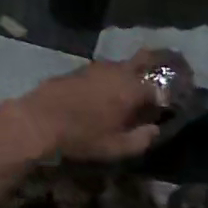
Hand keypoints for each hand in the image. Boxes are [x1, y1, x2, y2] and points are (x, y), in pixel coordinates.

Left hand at [0, 50, 176, 161]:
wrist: (38, 120)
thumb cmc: (81, 136)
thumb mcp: (115, 148)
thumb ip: (141, 139)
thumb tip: (155, 130)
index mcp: (133, 89)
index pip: (161, 88)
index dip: (168, 96)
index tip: (169, 105)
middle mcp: (120, 71)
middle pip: (146, 59)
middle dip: (158, 65)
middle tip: (162, 75)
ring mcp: (98, 67)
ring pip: (124, 65)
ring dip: (131, 73)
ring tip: (129, 91)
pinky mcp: (80, 68)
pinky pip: (105, 71)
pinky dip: (111, 78)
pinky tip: (103, 93)